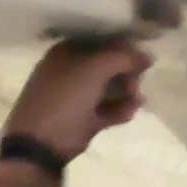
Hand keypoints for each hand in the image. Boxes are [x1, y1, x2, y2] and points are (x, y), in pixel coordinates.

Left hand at [4, 40, 152, 161]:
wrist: (39, 146)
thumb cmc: (64, 99)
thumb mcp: (94, 70)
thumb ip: (123, 57)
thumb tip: (147, 55)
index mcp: (65, 52)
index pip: (101, 41)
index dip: (125, 48)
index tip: (144, 60)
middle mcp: (69, 70)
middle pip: (107, 65)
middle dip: (127, 73)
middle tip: (137, 84)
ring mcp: (74, 96)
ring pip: (107, 88)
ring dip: (126, 93)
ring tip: (137, 102)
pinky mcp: (80, 119)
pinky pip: (104, 109)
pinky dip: (118, 110)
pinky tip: (130, 113)